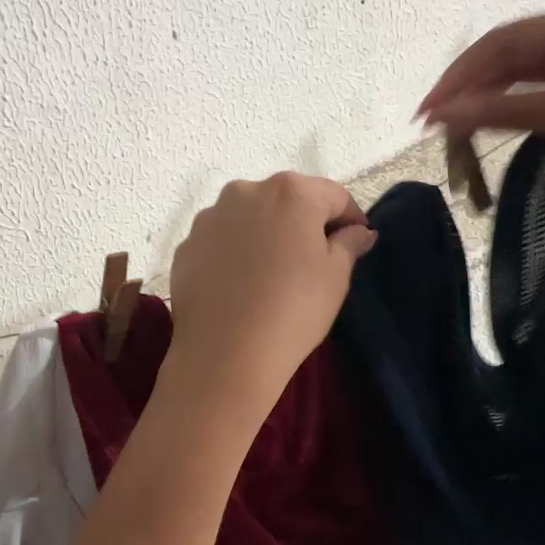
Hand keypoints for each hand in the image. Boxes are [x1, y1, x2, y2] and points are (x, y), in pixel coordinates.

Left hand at [167, 172, 376, 404]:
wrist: (223, 353)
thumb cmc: (292, 310)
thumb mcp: (335, 277)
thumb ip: (348, 244)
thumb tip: (358, 232)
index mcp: (290, 192)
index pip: (333, 196)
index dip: (349, 218)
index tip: (356, 241)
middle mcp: (244, 192)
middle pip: (285, 200)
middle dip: (303, 222)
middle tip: (313, 259)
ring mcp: (209, 218)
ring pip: (248, 218)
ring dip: (264, 235)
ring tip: (271, 273)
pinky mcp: (185, 246)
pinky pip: (220, 242)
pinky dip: (233, 253)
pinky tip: (239, 285)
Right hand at [417, 6, 544, 218]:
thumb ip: (506, 110)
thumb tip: (443, 113)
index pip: (505, 42)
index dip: (460, 75)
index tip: (427, 113)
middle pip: (512, 59)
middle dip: (469, 89)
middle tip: (433, 126)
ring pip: (524, 84)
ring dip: (487, 105)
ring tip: (455, 133)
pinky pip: (542, 106)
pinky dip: (513, 119)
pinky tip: (493, 136)